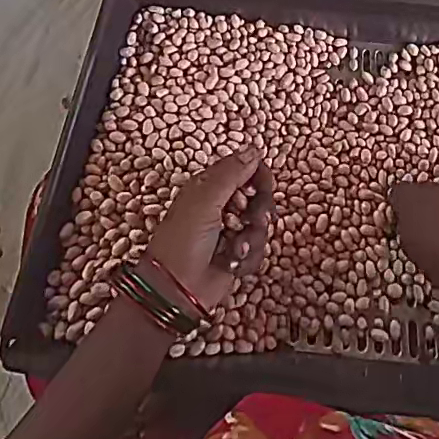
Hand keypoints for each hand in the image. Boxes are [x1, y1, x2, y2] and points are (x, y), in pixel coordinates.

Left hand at [145, 147, 272, 309]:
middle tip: (252, 219)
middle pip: (260, 196)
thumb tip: (253, 148)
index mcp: (210, 186)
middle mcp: (222, 205)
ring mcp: (230, 230)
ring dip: (252, 238)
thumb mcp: (206, 200)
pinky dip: (248, 258)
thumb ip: (231, 173)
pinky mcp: (237, 254)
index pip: (246, 168)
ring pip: (262, 225)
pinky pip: (259, 249)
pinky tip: (232, 263)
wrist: (177, 290)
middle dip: (259, 210)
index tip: (259, 189)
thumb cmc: (183, 241)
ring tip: (235, 248)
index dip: (258, 177)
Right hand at [389, 179, 438, 330]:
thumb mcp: (421, 260)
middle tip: (438, 229)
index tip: (410, 223)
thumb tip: (411, 225)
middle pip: (423, 189)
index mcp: (409, 208)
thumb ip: (410, 235)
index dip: (403, 208)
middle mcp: (431, 190)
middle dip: (428, 205)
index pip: (398, 193)